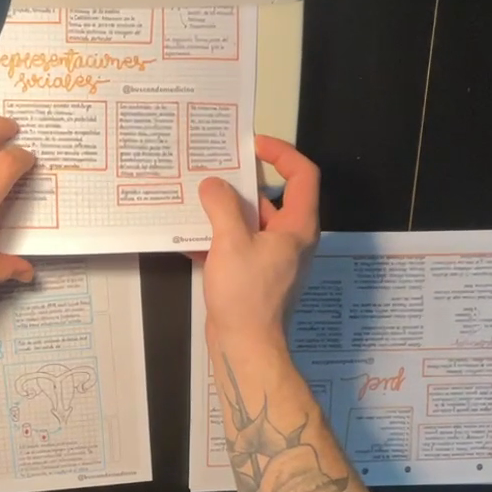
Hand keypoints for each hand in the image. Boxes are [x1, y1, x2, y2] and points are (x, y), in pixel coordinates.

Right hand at [199, 135, 320, 350]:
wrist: (245, 345)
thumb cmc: (246, 294)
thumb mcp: (231, 242)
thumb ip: (221, 207)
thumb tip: (212, 184)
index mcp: (297, 227)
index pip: (302, 175)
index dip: (281, 153)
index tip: (253, 146)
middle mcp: (289, 240)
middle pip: (270, 199)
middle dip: (241, 185)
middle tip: (214, 172)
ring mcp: (271, 260)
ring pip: (250, 225)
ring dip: (223, 214)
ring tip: (195, 202)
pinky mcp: (253, 277)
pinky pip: (236, 248)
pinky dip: (216, 241)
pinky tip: (189, 240)